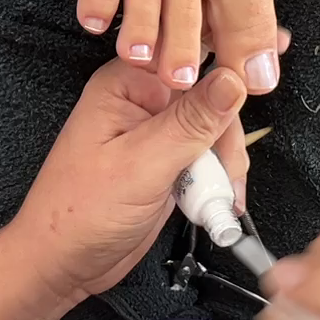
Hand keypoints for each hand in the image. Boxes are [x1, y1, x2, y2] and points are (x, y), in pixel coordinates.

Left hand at [6, 61, 248, 302]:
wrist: (64, 263)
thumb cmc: (77, 212)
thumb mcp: (141, 165)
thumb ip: (190, 123)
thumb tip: (231, 80)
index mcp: (128, 81)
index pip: (189, 55)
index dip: (227, 68)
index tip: (255, 84)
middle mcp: (144, 99)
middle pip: (213, 96)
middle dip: (226, 138)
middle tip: (225, 174)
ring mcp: (158, 131)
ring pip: (217, 131)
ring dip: (224, 165)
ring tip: (215, 199)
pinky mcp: (168, 159)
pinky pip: (209, 158)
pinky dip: (217, 181)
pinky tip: (212, 203)